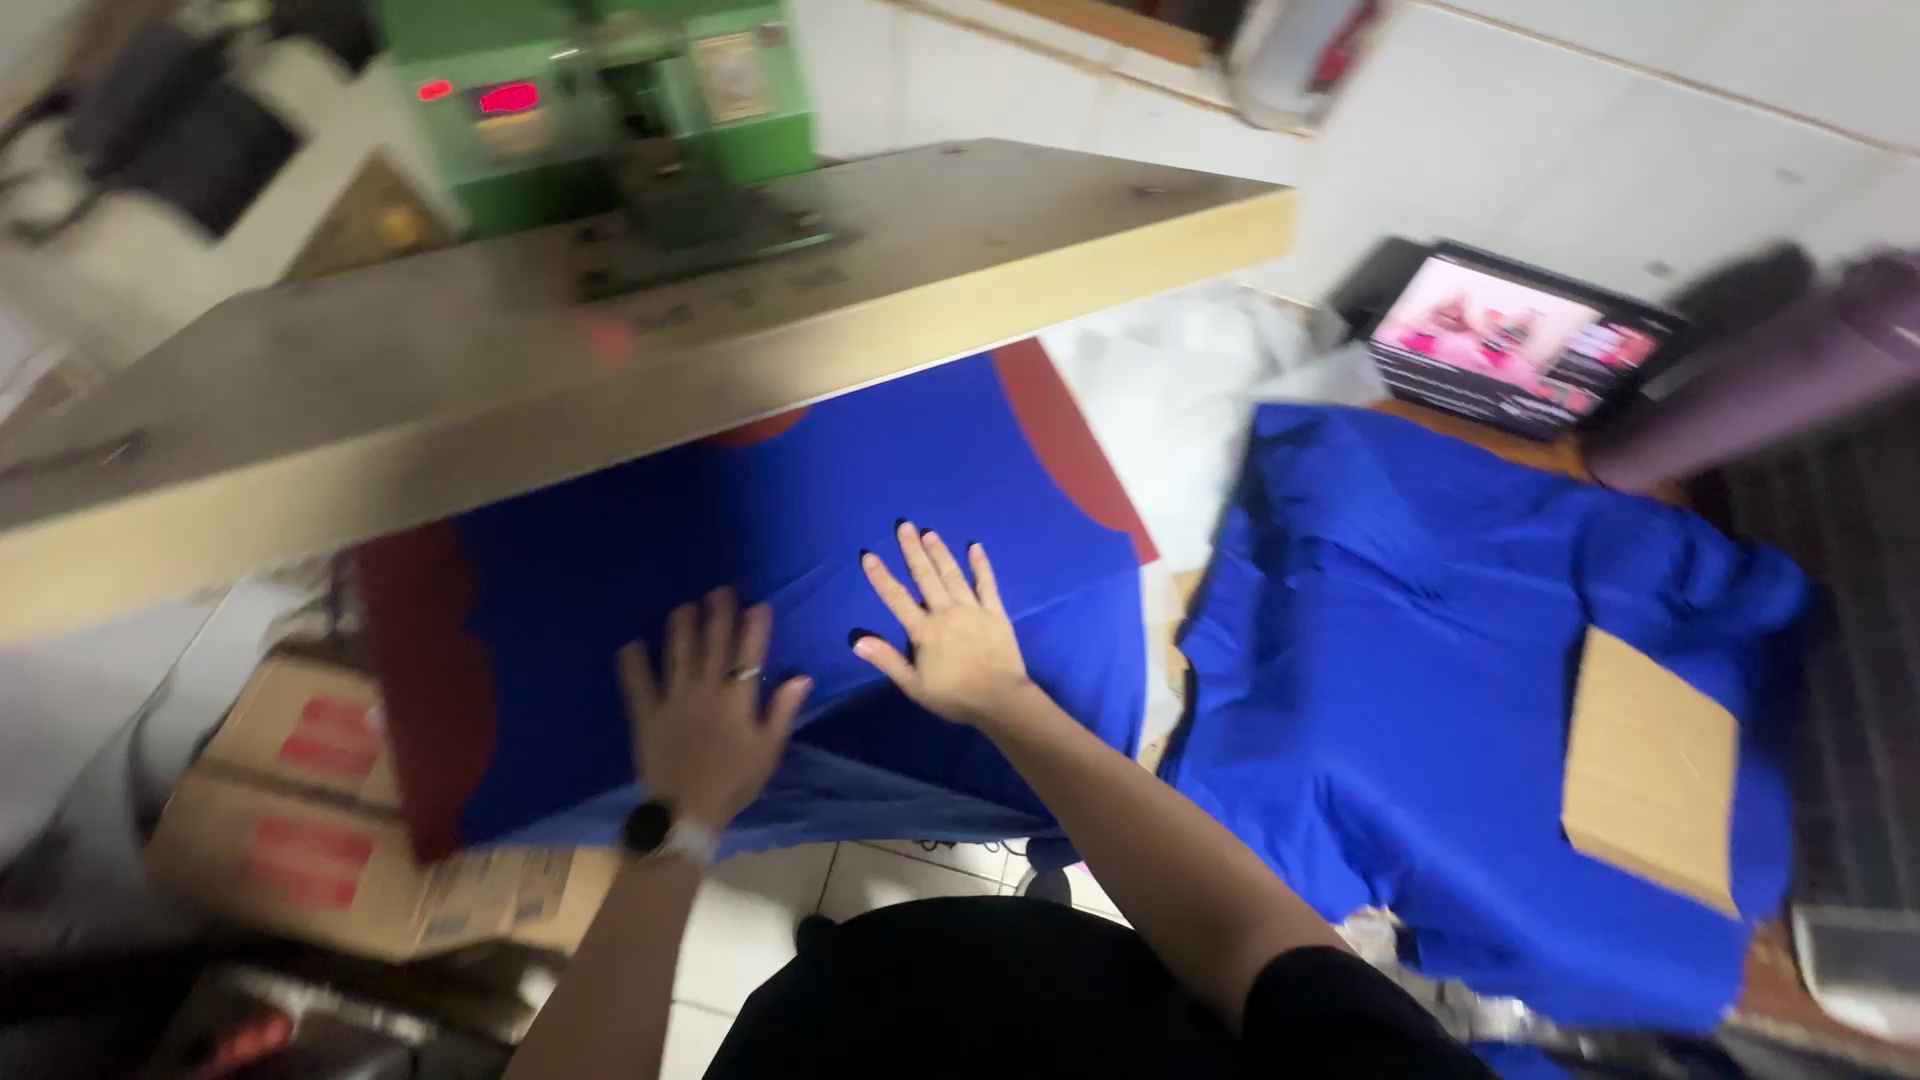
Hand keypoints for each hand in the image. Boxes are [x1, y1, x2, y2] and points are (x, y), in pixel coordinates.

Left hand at [617, 588, 812, 827]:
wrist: (686, 814)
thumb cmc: (735, 781)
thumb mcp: (769, 749)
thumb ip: (783, 710)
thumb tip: (800, 676)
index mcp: (737, 700)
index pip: (748, 654)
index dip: (754, 627)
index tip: (757, 604)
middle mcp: (705, 691)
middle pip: (713, 644)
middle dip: (717, 614)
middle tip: (719, 590)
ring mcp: (672, 700)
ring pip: (677, 654)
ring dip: (681, 626)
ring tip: (684, 606)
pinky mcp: (646, 715)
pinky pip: (637, 684)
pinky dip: (633, 663)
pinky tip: (632, 644)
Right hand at [854, 522, 1036, 727]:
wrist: (1000, 700)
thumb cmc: (954, 696)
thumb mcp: (913, 685)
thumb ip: (886, 660)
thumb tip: (857, 641)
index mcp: (924, 630)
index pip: (897, 598)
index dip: (881, 577)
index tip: (869, 555)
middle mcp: (946, 612)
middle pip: (925, 576)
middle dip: (913, 550)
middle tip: (905, 525)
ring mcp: (973, 609)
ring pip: (953, 574)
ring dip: (940, 552)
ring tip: (930, 532)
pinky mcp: (996, 612)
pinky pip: (987, 584)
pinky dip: (981, 565)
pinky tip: (975, 547)